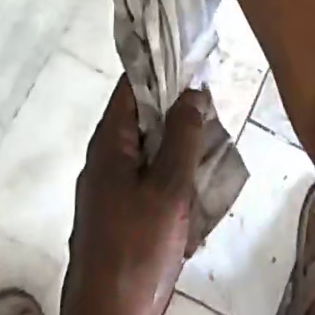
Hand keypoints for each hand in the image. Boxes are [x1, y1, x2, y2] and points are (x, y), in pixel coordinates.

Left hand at [63, 79, 210, 314]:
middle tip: (211, 114)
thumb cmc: (136, 249)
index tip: (193, 64)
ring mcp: (108, 189)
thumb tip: (191, 91)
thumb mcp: (168, 188)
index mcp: (109, 142)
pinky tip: (194, 192)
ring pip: (147, 152)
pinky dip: (169, 178)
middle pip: (141, 118)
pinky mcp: (116, 216)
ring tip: (210, 151)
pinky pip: (146, 181)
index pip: (131, 86)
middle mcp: (103, 158)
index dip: (161, 71)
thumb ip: (182, 136)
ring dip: (177, 149)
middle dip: (176, 114)